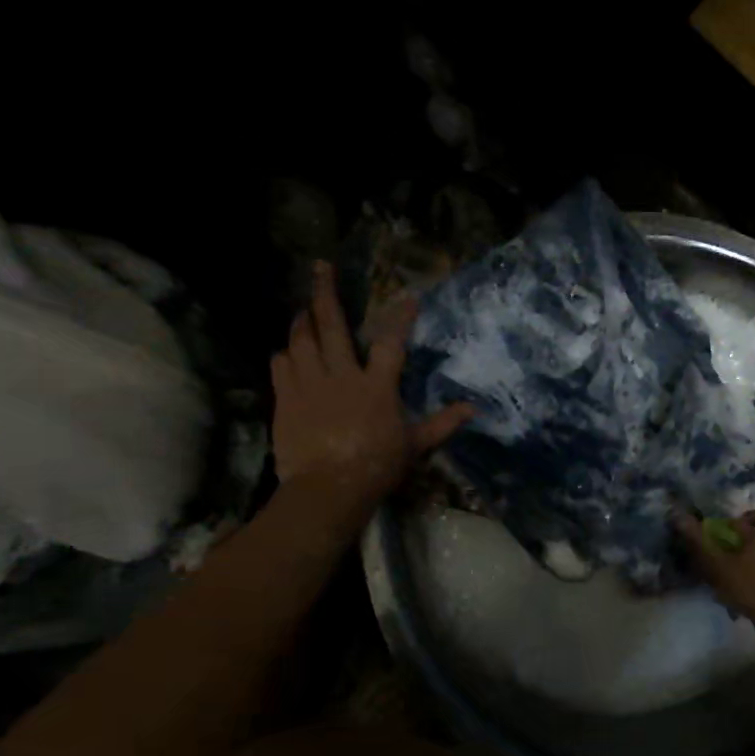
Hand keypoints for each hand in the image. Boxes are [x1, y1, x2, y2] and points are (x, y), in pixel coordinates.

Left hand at [271, 261, 472, 513]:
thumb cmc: (376, 467)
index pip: (391, 342)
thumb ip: (441, 424)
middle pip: (332, 324)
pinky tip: (286, 353)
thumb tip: (472, 409)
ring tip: (302, 310)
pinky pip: (281, 365)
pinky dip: (285, 355)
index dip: (400, 317)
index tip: (408, 297)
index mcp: (376, 386)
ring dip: (302, 321)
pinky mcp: (287, 399)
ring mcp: (310, 384)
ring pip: (301, 340)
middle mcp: (342, 375)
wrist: (329, 488)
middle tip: (319, 267)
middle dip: (325, 292)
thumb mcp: (414, 446)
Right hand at [674, 508, 754, 630]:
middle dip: (753, 522)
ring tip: (743, 550)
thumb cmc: (747, 587)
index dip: (726, 521)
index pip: (743, 518)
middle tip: (735, 534)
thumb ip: (697, 540)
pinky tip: (751, 570)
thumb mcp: (717, 565)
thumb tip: (678, 515)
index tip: (715, 529)